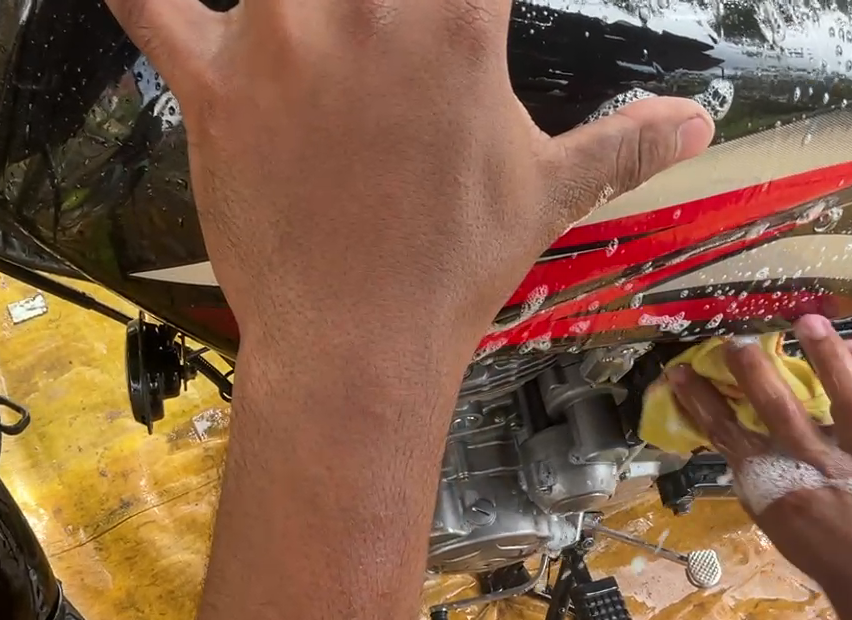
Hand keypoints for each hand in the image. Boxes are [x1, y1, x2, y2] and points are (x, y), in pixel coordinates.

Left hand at [106, 0, 714, 389]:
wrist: (361, 352)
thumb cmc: (452, 275)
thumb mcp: (546, 199)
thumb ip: (622, 144)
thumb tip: (700, 120)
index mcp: (455, 19)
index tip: (456, 8)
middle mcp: (362, 3)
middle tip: (372, 17)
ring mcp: (276, 41)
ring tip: (313, 16)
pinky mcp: (211, 91)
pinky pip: (151, 5)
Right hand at [666, 314, 851, 594]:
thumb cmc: (812, 540)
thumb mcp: (767, 510)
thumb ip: (751, 466)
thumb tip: (727, 425)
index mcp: (772, 483)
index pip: (726, 434)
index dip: (700, 401)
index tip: (681, 372)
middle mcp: (813, 465)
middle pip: (779, 411)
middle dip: (753, 373)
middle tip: (736, 342)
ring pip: (848, 399)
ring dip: (827, 357)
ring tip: (808, 322)